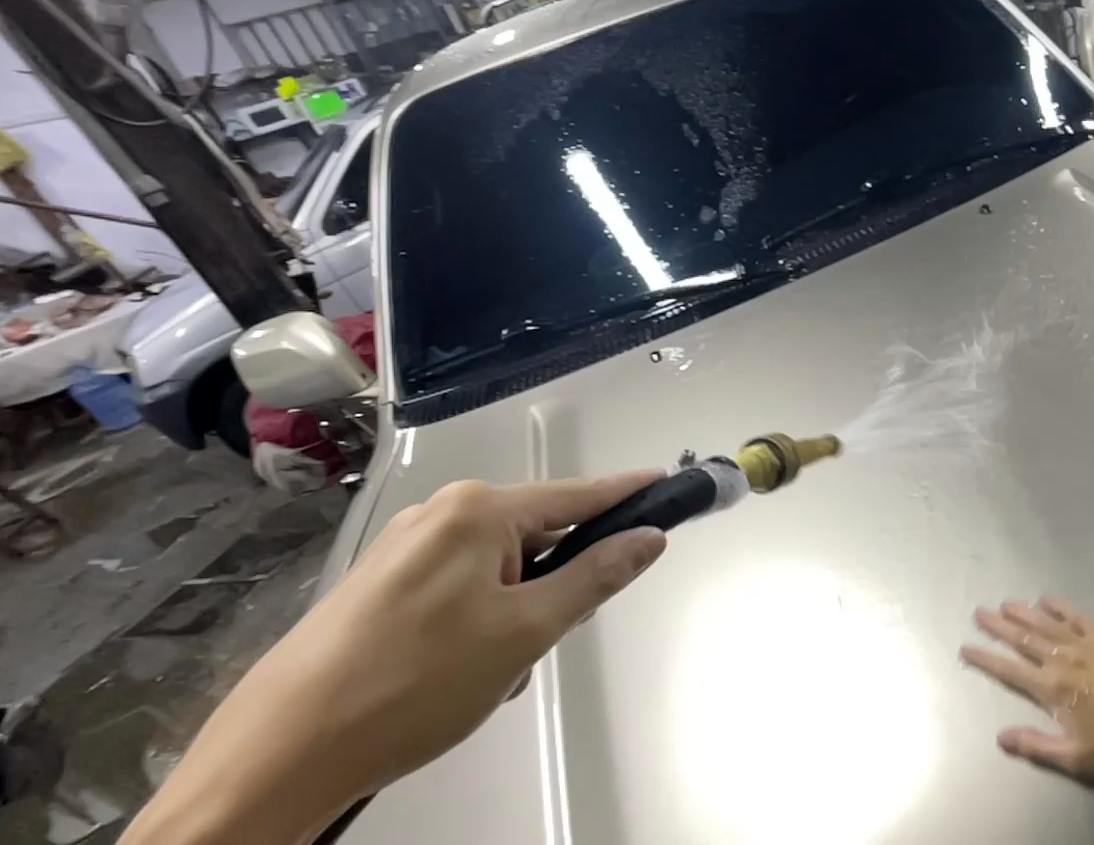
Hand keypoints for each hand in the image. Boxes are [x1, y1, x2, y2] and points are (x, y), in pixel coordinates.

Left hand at [123, 473, 667, 844]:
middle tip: (546, 638)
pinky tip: (458, 670)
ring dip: (516, 609)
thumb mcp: (526, 631)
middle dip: (555, 581)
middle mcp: (441, 514)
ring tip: (491, 671)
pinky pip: (460, 583)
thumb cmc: (415, 684)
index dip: (627, 494)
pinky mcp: (380, 583)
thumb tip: (648, 537)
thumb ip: (596, 576)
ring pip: (499, 565)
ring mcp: (404, 547)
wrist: (279, 756)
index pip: (577, 495)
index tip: (669, 484)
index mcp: (478, 511)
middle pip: (535, 532)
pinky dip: (480, 617)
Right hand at [962, 596, 1093, 778]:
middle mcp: (1063, 660)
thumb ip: (1036, 745)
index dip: (985, 658)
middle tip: (979, 612)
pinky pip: (1076, 615)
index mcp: (1052, 690)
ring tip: (1005, 603)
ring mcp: (1085, 644)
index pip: (1010, 671)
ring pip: (1046, 623)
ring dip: (1023, 612)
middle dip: (998, 626)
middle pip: (1023, 639)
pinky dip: (1060, 605)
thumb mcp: (1076, 758)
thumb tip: (1000, 736)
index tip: (966, 647)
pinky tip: (1047, 598)